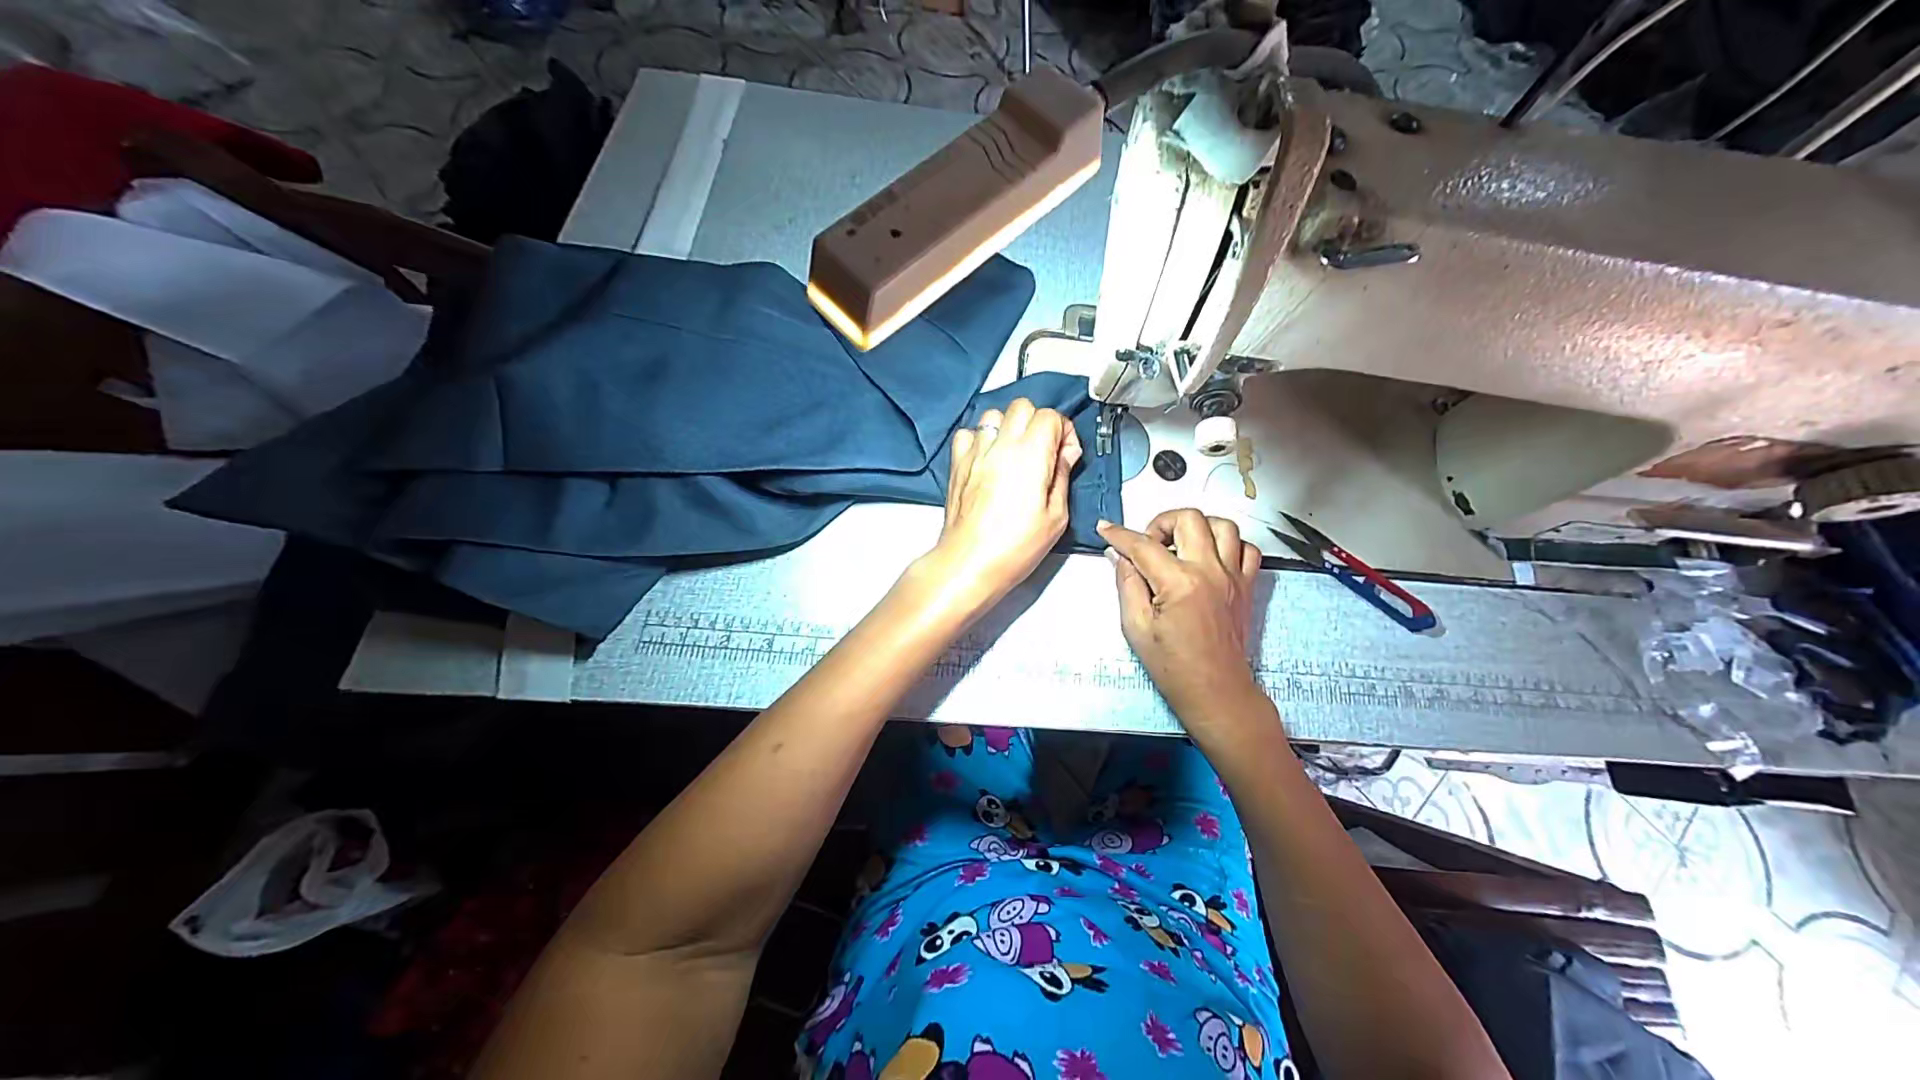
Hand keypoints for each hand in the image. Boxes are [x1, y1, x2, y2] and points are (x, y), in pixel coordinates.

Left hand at [918, 398, 1081, 614]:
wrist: (970, 562)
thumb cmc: (1010, 548)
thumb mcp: (1056, 516)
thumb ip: (1063, 475)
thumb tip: (1067, 453)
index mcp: (1030, 455)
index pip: (1051, 416)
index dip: (1063, 431)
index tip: (1065, 452)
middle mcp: (1001, 447)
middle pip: (1022, 407)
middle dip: (1037, 422)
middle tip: (1044, 450)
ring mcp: (975, 454)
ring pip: (993, 416)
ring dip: (1008, 428)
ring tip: (1016, 453)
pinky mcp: (958, 465)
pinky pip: (967, 434)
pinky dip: (980, 440)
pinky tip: (989, 460)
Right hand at [1099, 510, 1263, 719]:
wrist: (1215, 692)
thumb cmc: (1173, 667)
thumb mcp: (1135, 627)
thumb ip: (1126, 584)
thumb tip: (1119, 556)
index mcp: (1179, 583)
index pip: (1143, 545)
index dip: (1119, 534)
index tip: (1106, 530)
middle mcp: (1210, 572)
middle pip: (1188, 518)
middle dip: (1161, 523)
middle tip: (1148, 544)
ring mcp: (1233, 577)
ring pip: (1222, 525)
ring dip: (1197, 528)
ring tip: (1179, 546)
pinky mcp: (1247, 586)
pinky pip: (1247, 548)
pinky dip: (1228, 545)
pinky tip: (1210, 558)